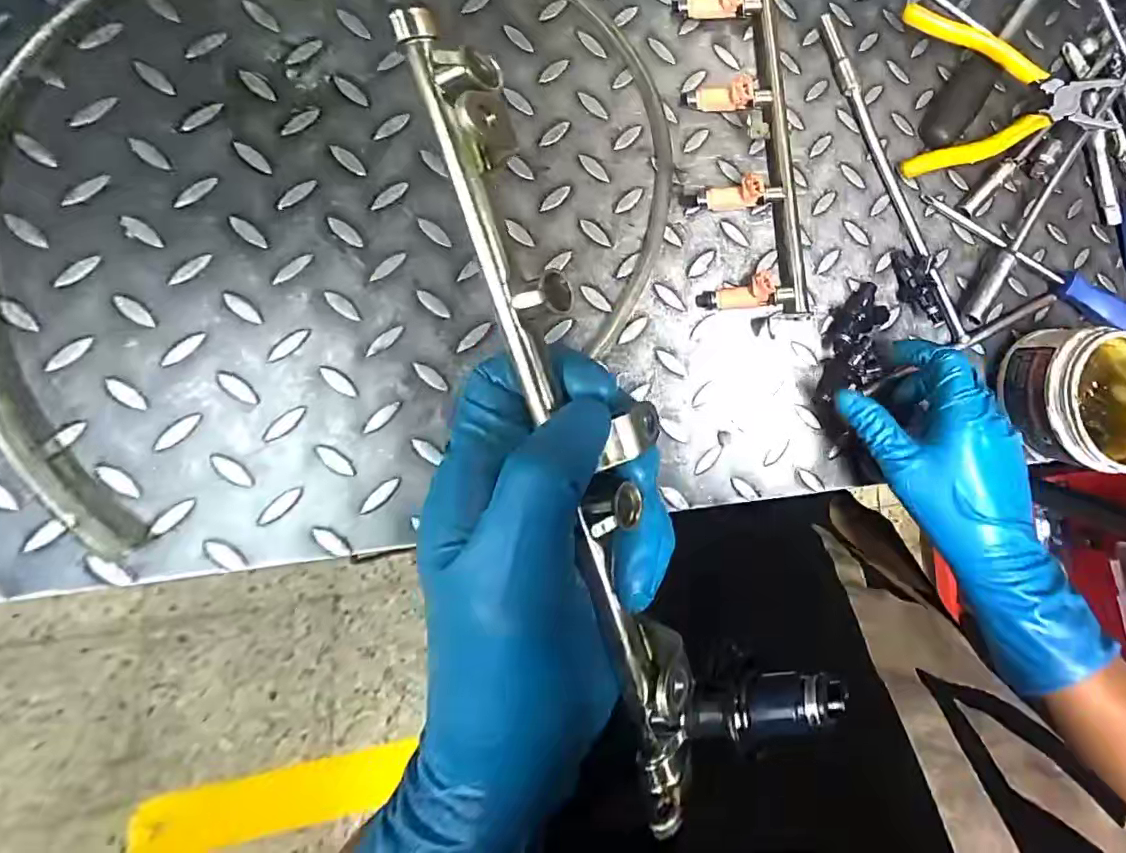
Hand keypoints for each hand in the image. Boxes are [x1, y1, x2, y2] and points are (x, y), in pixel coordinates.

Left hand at [361, 348, 672, 850]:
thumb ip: (540, 472)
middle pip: (579, 417)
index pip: (503, 383)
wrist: (522, 751)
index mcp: (477, 475)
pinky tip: (633, 584)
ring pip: (618, 463)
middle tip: (632, 492)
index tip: (602, 402)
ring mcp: (560, 514)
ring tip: (630, 566)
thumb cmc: (498, 657)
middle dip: (618, 450)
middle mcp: (518, 483)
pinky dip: (647, 543)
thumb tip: (587, 407)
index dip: (550, 373)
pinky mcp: (595, 544)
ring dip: (641, 509)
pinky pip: (637, 512)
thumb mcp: (507, 560)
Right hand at [835, 340, 1114, 695]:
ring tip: (902, 420)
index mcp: (965, 410)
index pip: (944, 359)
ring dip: (929, 399)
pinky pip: (971, 419)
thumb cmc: (952, 510)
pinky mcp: (1000, 451)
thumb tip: (849, 400)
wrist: (995, 552)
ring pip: (961, 399)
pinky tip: (924, 442)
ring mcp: (998, 433)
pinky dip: (945, 418)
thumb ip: (873, 424)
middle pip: (952, 378)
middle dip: (916, 379)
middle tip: (889, 393)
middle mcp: (988, 415)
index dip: (915, 352)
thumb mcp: (900, 462)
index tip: (893, 356)